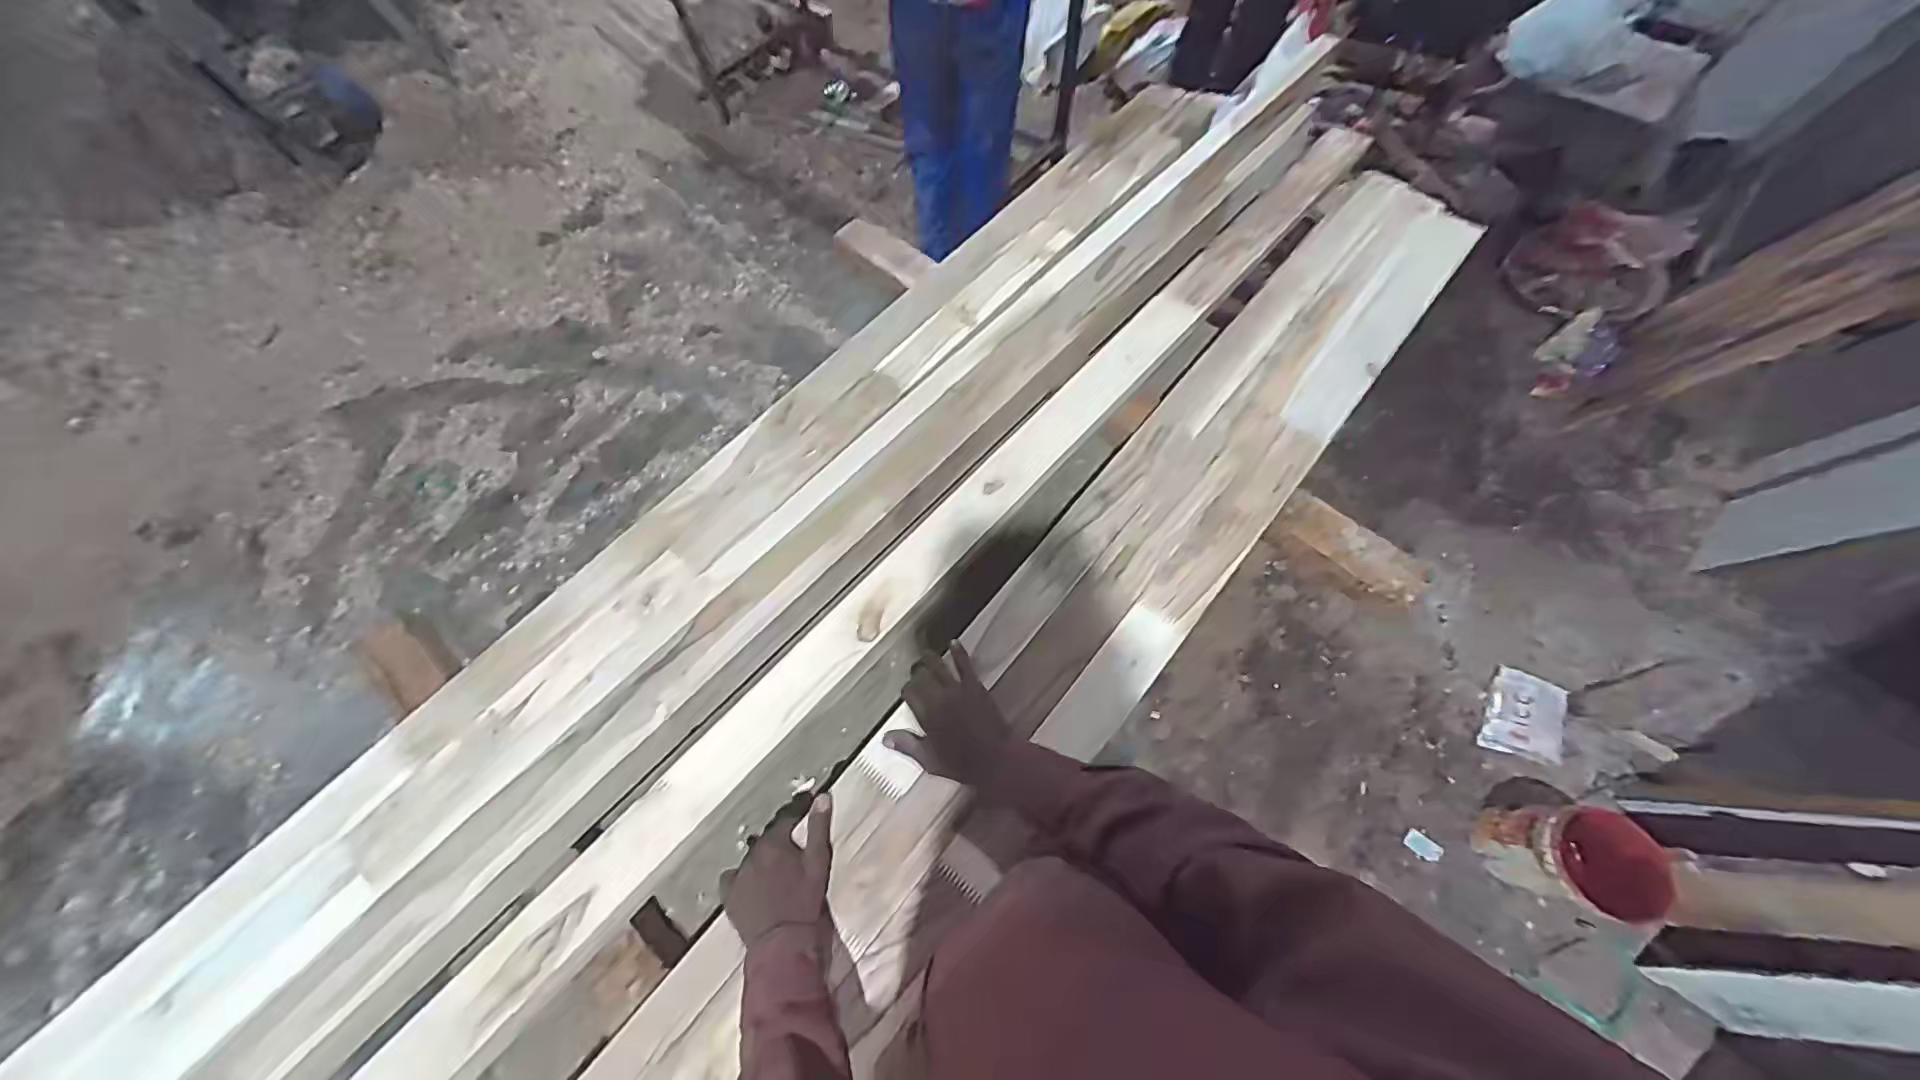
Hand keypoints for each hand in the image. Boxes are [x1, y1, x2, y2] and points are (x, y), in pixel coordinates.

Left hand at [722, 793, 832, 944]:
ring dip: (763, 855)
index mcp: (775, 842)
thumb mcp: (819, 861)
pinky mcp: (729, 895)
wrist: (782, 942)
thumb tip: (822, 797)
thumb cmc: (805, 901)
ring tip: (775, 864)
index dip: (798, 807)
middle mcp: (753, 854)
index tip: (807, 801)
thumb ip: (819, 827)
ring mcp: (738, 875)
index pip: (786, 816)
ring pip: (752, 855)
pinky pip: (733, 876)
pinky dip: (743, 874)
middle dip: (780, 834)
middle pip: (768, 835)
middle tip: (793, 841)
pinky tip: (751, 881)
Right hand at [884, 643, 1014, 787]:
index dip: (906, 691)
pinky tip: (953, 642)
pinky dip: (958, 651)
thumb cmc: (962, 764)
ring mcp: (958, 689)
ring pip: (938, 665)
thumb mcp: (930, 760)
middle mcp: (939, 698)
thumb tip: (885, 738)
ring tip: (924, 655)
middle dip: (915, 672)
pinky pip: (964, 664)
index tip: (907, 693)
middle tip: (913, 671)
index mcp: (927, 715)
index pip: (909, 693)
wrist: (997, 759)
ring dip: (929, 658)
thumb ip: (908, 745)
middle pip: (921, 676)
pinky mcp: (975, 686)